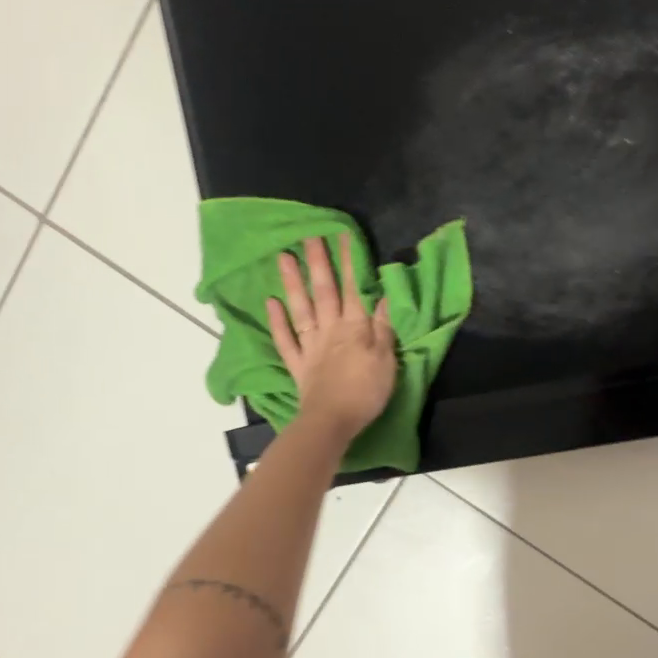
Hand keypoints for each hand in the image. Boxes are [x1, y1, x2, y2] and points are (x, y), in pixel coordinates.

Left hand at [267, 234, 397, 443]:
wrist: (332, 421)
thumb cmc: (366, 392)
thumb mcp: (386, 361)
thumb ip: (383, 329)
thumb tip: (383, 299)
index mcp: (355, 328)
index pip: (353, 288)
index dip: (348, 262)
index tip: (342, 236)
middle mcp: (330, 330)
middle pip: (323, 292)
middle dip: (318, 263)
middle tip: (309, 236)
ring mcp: (310, 346)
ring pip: (301, 308)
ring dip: (292, 282)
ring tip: (283, 257)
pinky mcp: (298, 365)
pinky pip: (285, 339)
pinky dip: (277, 320)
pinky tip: (270, 302)